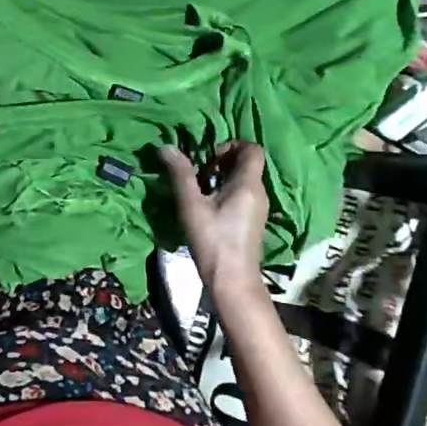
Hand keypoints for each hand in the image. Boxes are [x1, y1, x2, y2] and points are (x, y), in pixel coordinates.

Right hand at [158, 141, 268, 292]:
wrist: (232, 281)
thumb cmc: (213, 240)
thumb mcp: (191, 205)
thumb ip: (180, 174)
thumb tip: (167, 146)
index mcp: (248, 183)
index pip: (252, 148)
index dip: (231, 145)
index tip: (208, 157)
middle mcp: (259, 192)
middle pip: (246, 163)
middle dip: (222, 161)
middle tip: (199, 173)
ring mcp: (258, 208)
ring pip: (244, 180)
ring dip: (222, 178)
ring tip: (200, 190)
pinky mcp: (253, 221)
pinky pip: (243, 195)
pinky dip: (227, 192)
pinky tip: (208, 208)